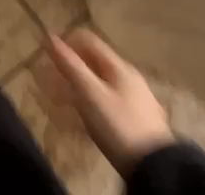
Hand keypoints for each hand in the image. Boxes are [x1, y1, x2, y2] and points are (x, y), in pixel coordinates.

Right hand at [48, 29, 175, 174]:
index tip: (48, 57)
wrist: (156, 168)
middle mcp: (128, 77)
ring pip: (99, 82)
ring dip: (78, 86)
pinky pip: (107, 100)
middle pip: (92, 61)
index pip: (87, 40)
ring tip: (63, 103)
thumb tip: (50, 36)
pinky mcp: (137, 118)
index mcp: (119, 67)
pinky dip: (91, 102)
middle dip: (69, 68)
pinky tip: (84, 118)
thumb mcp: (89, 94)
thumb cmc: (118, 125)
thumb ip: (70, 64)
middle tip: (51, 83)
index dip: (66, 43)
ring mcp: (135, 98)